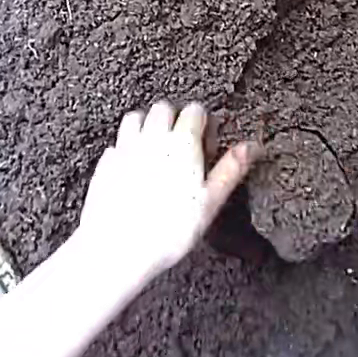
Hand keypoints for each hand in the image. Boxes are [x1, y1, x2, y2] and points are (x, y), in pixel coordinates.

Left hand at [75, 100, 256, 285]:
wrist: (116, 249)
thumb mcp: (210, 202)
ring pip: (136, 117)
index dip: (203, 123)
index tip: (206, 146)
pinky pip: (117, 143)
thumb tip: (251, 147)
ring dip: (147, 125)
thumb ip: (230, 169)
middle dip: (174, 118)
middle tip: (182, 146)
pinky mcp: (105, 163)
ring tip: (156, 150)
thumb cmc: (168, 230)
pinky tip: (132, 167)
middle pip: (164, 107)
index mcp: (182, 142)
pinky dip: (126, 147)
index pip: (195, 110)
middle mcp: (153, 137)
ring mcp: (126, 148)